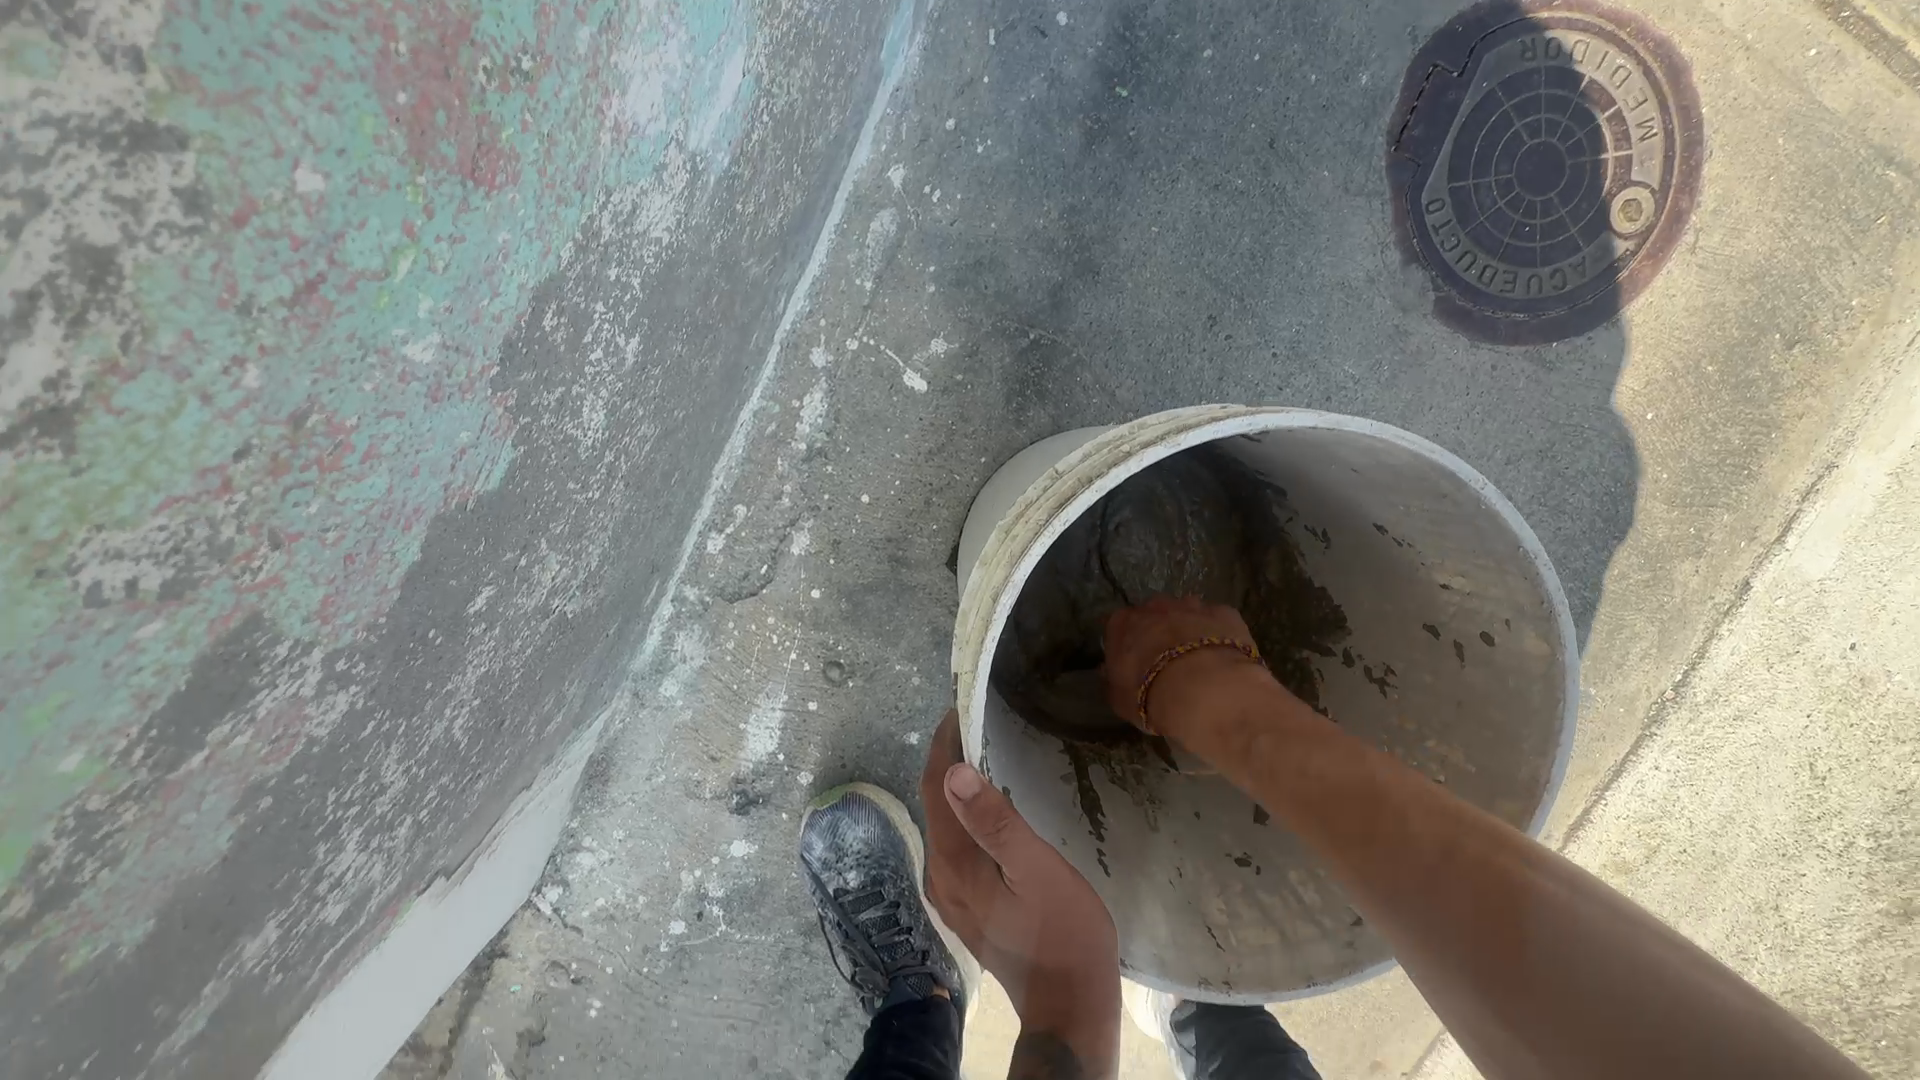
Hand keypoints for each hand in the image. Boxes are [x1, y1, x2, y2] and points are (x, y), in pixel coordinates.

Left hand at [919, 711, 1119, 1071]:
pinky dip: (966, 813)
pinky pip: (956, 843)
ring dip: (957, 784)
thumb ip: (996, 823)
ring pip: (944, 822)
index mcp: (953, 862)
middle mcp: (940, 875)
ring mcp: (949, 893)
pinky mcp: (965, 904)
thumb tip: (953, 772)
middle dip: (948, 758)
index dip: (943, 743)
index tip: (959, 707)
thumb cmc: (1065, 933)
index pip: (935, 785)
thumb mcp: (1038, 872)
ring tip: (983, 748)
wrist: (1070, 1007)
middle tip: (975, 719)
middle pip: (934, 802)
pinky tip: (989, 803)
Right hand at [1101, 595, 1278, 736]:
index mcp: (1122, 624)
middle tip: (1166, 660)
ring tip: (1197, 657)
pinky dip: (1219, 632)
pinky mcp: (1225, 613)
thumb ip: (1112, 681)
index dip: (1126, 642)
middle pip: (1153, 614)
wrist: (1205, 690)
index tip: (1132, 660)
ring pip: (1186, 611)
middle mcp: (1155, 607)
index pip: (1117, 625)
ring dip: (1189, 627)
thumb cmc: (1150, 695)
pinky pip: (1218, 619)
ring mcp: (1192, 606)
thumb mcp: (1119, 699)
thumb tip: (1108, 671)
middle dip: (1158, 630)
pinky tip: (1223, 654)